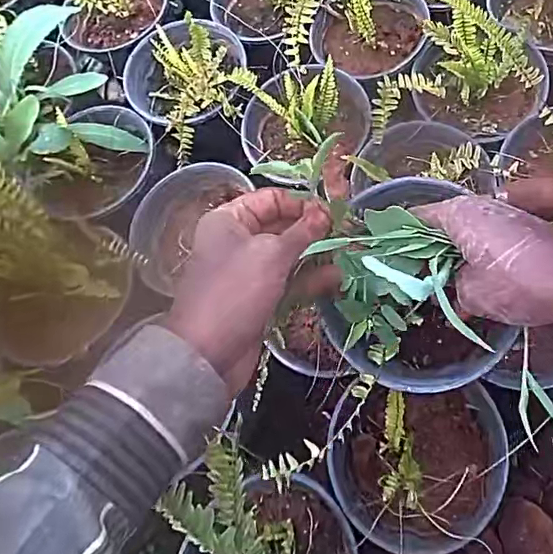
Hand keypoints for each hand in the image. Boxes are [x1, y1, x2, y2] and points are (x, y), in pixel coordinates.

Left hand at [165, 189, 332, 391]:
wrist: (207, 354)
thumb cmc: (234, 292)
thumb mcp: (271, 254)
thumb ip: (302, 231)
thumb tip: (325, 212)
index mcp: (228, 220)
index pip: (269, 199)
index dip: (300, 202)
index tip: (329, 212)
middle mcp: (236, 241)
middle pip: (281, 225)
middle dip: (312, 229)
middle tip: (343, 232)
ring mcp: (248, 271)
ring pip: (288, 255)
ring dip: (316, 255)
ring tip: (345, 255)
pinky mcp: (259, 297)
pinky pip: (288, 280)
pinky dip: (309, 278)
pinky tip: (335, 279)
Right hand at [412, 172, 552, 326]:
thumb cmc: (518, 281)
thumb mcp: (474, 293)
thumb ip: (454, 288)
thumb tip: (455, 287)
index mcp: (457, 213)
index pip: (415, 218)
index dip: (399, 238)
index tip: (389, 259)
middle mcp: (478, 206)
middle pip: (440, 226)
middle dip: (427, 251)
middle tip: (411, 279)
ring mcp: (503, 216)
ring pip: (464, 236)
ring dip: (453, 258)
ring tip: (438, 286)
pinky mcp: (523, 231)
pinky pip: (487, 243)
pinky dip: (476, 260)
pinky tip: (471, 287)